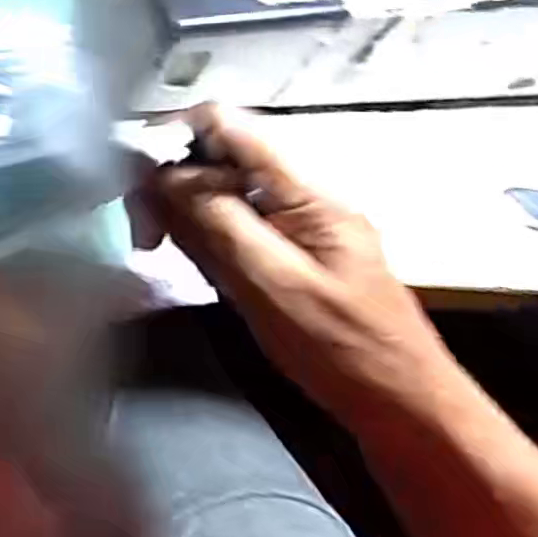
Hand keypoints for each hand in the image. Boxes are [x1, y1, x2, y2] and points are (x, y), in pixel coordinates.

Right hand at [131, 104, 457, 426]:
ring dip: (178, 212)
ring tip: (161, 248)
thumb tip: (160, 174)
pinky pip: (224, 220)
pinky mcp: (281, 244)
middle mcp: (295, 194)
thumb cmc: (343, 349)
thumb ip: (215, 220)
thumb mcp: (271, 282)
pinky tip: (195, 264)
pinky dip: (198, 235)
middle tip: (143, 229)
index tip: (131, 170)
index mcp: (304, 192)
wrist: (406, 412)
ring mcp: (290, 219)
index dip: (170, 133)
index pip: (225, 124)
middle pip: (211, 157)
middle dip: (167, 184)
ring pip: (211, 189)